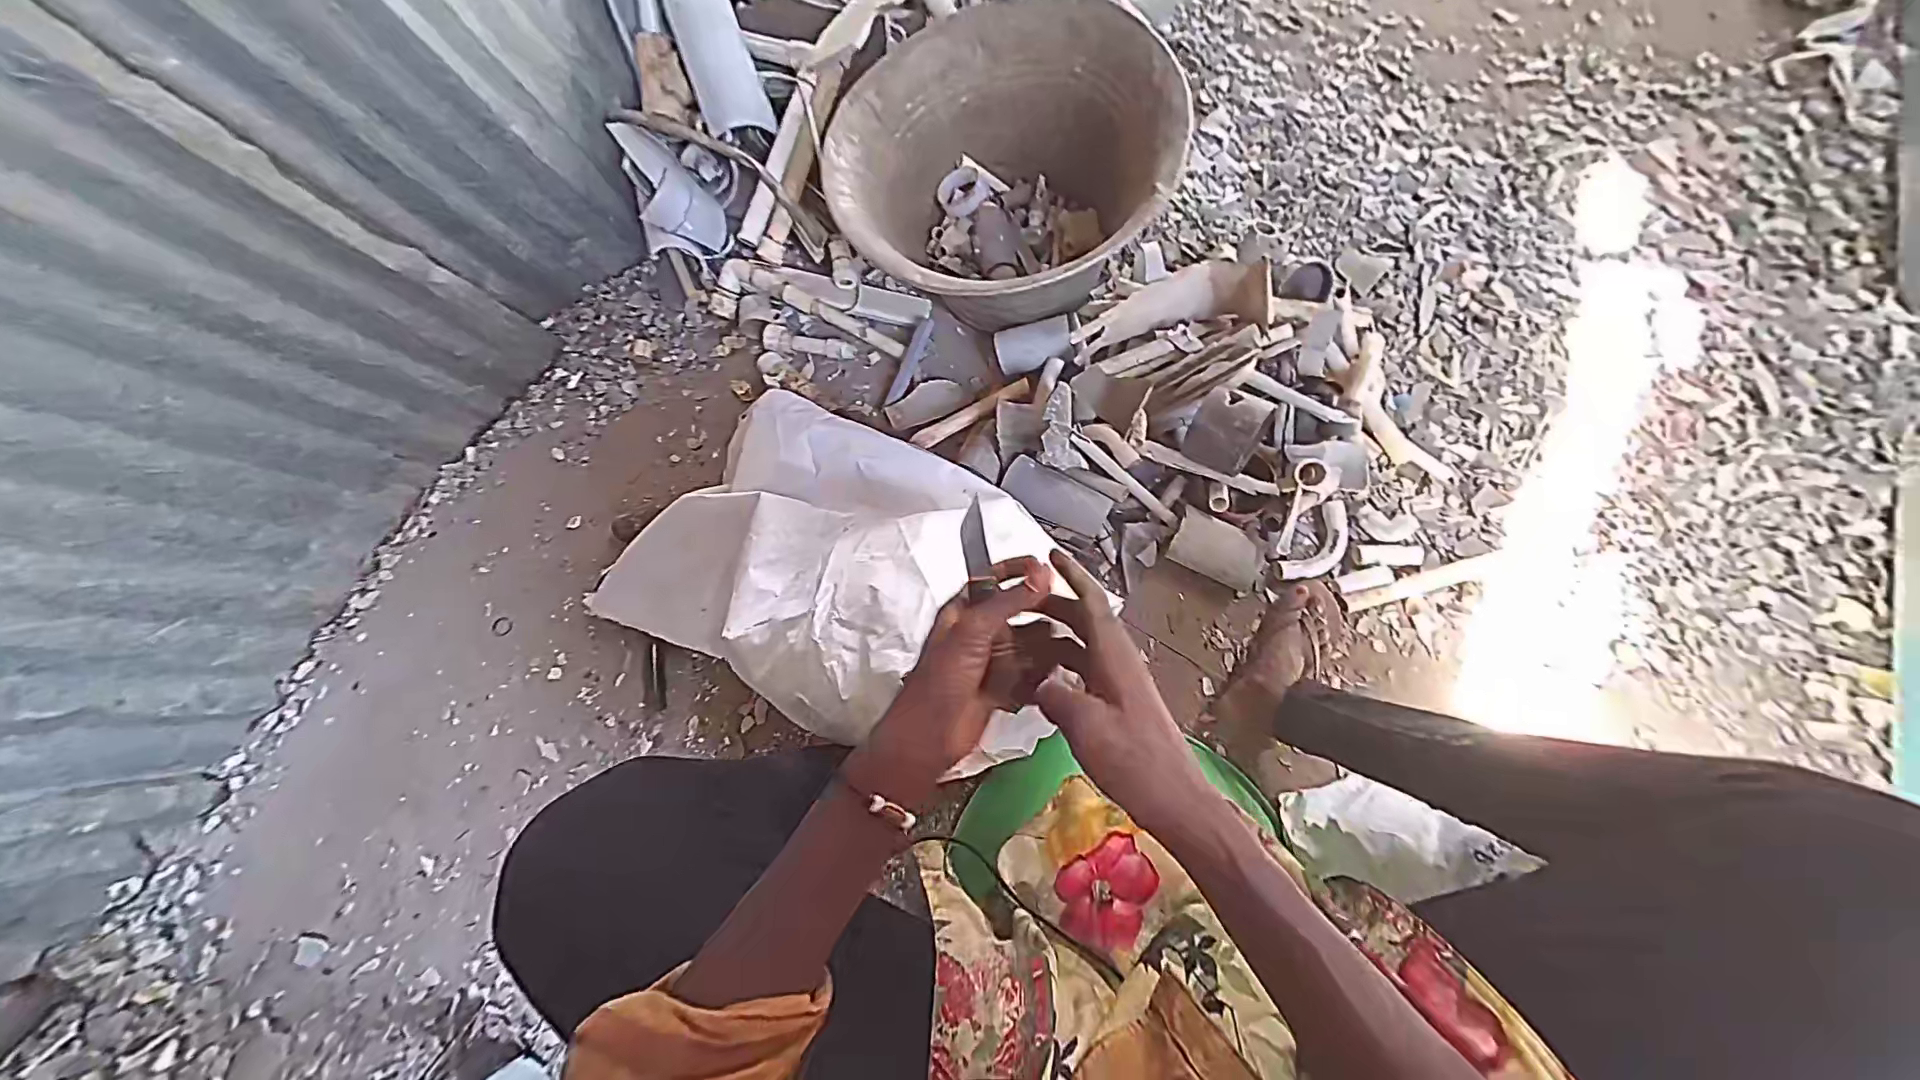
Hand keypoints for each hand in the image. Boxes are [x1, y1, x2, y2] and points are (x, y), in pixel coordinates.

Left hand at [847, 557, 1067, 803]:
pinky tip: (1058, 672)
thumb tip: (1037, 575)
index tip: (1040, 565)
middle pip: (1015, 613)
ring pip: (1026, 645)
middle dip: (1039, 611)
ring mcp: (989, 662)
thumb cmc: (936, 683)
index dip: (1014, 570)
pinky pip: (1028, 675)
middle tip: (1065, 608)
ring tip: (1069, 643)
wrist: (928, 736)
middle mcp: (976, 634)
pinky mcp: (1000, 689)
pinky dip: (1043, 674)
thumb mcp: (973, 632)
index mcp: (962, 613)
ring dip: (1046, 645)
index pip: (990, 580)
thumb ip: (1007, 602)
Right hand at [1032, 550, 1214, 835]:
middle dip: (1052, 605)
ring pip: (1081, 646)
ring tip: (1019, 641)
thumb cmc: (1137, 763)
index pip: (1092, 602)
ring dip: (1052, 638)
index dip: (1072, 574)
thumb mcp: (1086, 726)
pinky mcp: (1117, 704)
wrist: (1176, 800)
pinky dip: (1059, 668)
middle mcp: (1119, 663)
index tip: (1052, 555)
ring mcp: (1119, 683)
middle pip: (1084, 620)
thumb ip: (1056, 695)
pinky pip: (1082, 672)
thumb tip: (1039, 682)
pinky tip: (1039, 682)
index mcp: (1115, 658)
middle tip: (1019, 602)